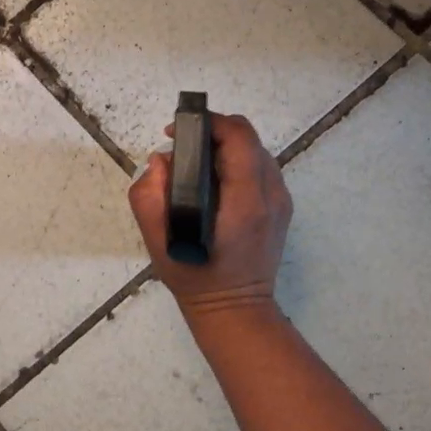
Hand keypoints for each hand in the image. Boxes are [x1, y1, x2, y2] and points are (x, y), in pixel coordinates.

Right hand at [127, 113, 291, 324]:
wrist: (234, 308)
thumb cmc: (193, 274)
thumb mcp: (157, 237)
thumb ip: (150, 194)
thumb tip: (161, 161)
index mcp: (245, 199)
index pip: (237, 137)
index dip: (207, 122)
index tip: (176, 132)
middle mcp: (270, 194)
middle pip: (247, 138)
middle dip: (212, 132)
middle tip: (181, 147)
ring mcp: (280, 200)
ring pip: (254, 151)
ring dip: (224, 147)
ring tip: (195, 164)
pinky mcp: (280, 207)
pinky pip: (258, 168)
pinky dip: (235, 163)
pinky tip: (213, 182)